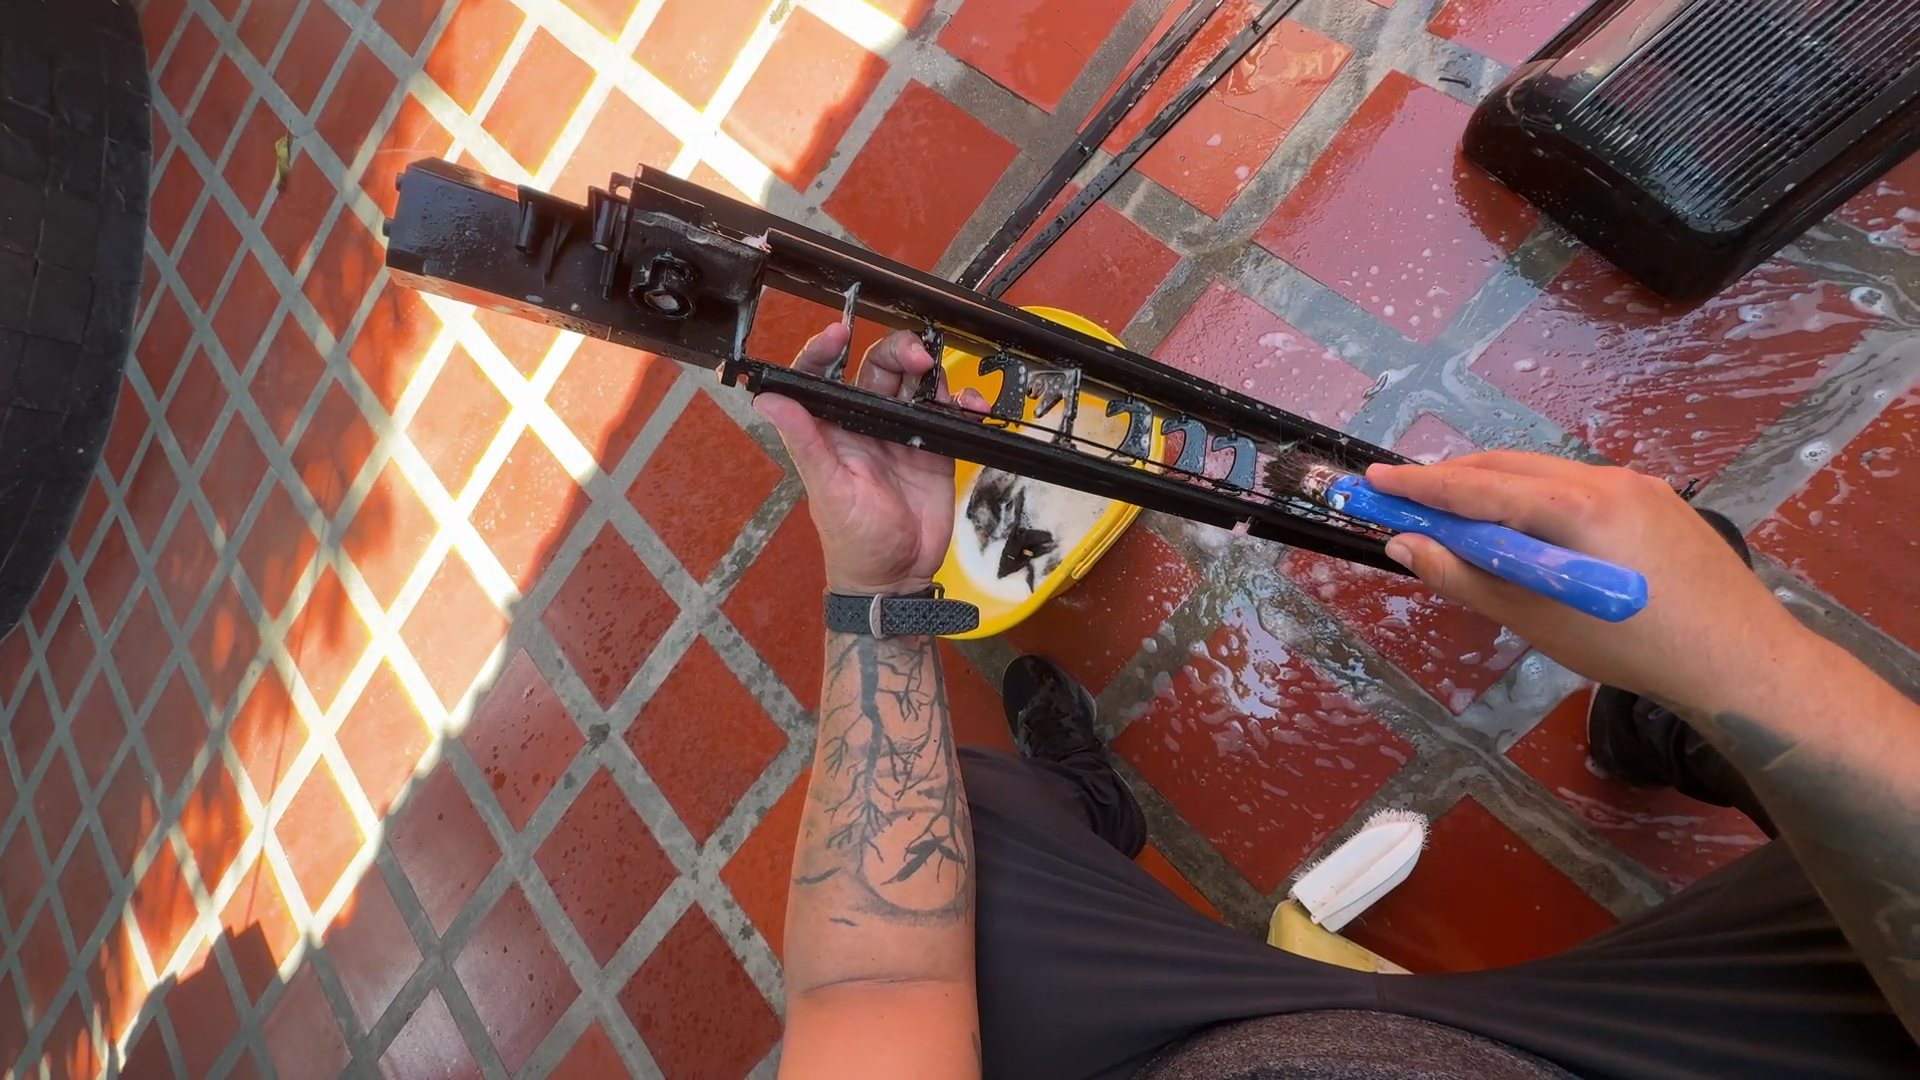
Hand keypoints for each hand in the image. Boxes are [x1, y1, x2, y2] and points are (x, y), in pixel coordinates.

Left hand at [754, 325, 962, 595]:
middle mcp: (866, 425)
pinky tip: (970, 408)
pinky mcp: (933, 448)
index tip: (838, 334)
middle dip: (898, 352)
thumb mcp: (829, 490)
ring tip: (943, 380)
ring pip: (915, 384)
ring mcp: (901, 434)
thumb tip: (767, 399)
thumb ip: (805, 442)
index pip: (822, 377)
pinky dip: (961, 405)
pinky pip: (948, 414)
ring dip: (931, 372)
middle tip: (918, 358)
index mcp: (832, 431)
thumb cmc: (855, 543)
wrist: (899, 577)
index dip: (825, 350)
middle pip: (878, 368)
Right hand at [1365, 452, 1815, 714]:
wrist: (1745, 662)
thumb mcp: (1528, 616)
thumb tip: (1402, 544)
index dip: (1417, 484)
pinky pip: (1567, 482)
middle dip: (1447, 478)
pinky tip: (1517, 526)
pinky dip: (1526, 495)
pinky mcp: (1651, 496)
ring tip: (1454, 516)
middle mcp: (1602, 478)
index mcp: (1571, 507)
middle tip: (1404, 498)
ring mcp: (1633, 482)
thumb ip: (1459, 574)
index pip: (1474, 486)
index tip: (1373, 478)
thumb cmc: (1626, 646)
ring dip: (1486, 486)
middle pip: (1503, 465)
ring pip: (1536, 471)